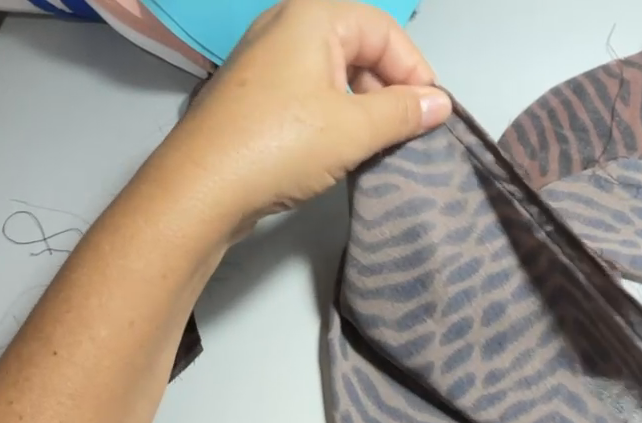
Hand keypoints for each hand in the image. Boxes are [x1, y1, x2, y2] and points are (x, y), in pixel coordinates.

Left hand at [145, 0, 452, 235]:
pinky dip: (331, 119)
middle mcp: (286, 28)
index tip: (431, 113)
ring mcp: (265, 64)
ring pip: (332, 77)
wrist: (203, 187)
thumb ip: (401, 114)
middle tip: (404, 134)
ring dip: (360, 109)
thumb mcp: (352, 129)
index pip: (384, 30)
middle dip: (387, 91)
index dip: (414, 71)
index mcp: (313, 16)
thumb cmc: (279, 146)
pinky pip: (306, 97)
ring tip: (375, 148)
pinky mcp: (253, 100)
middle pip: (357, 49)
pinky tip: (339, 152)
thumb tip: (438, 105)